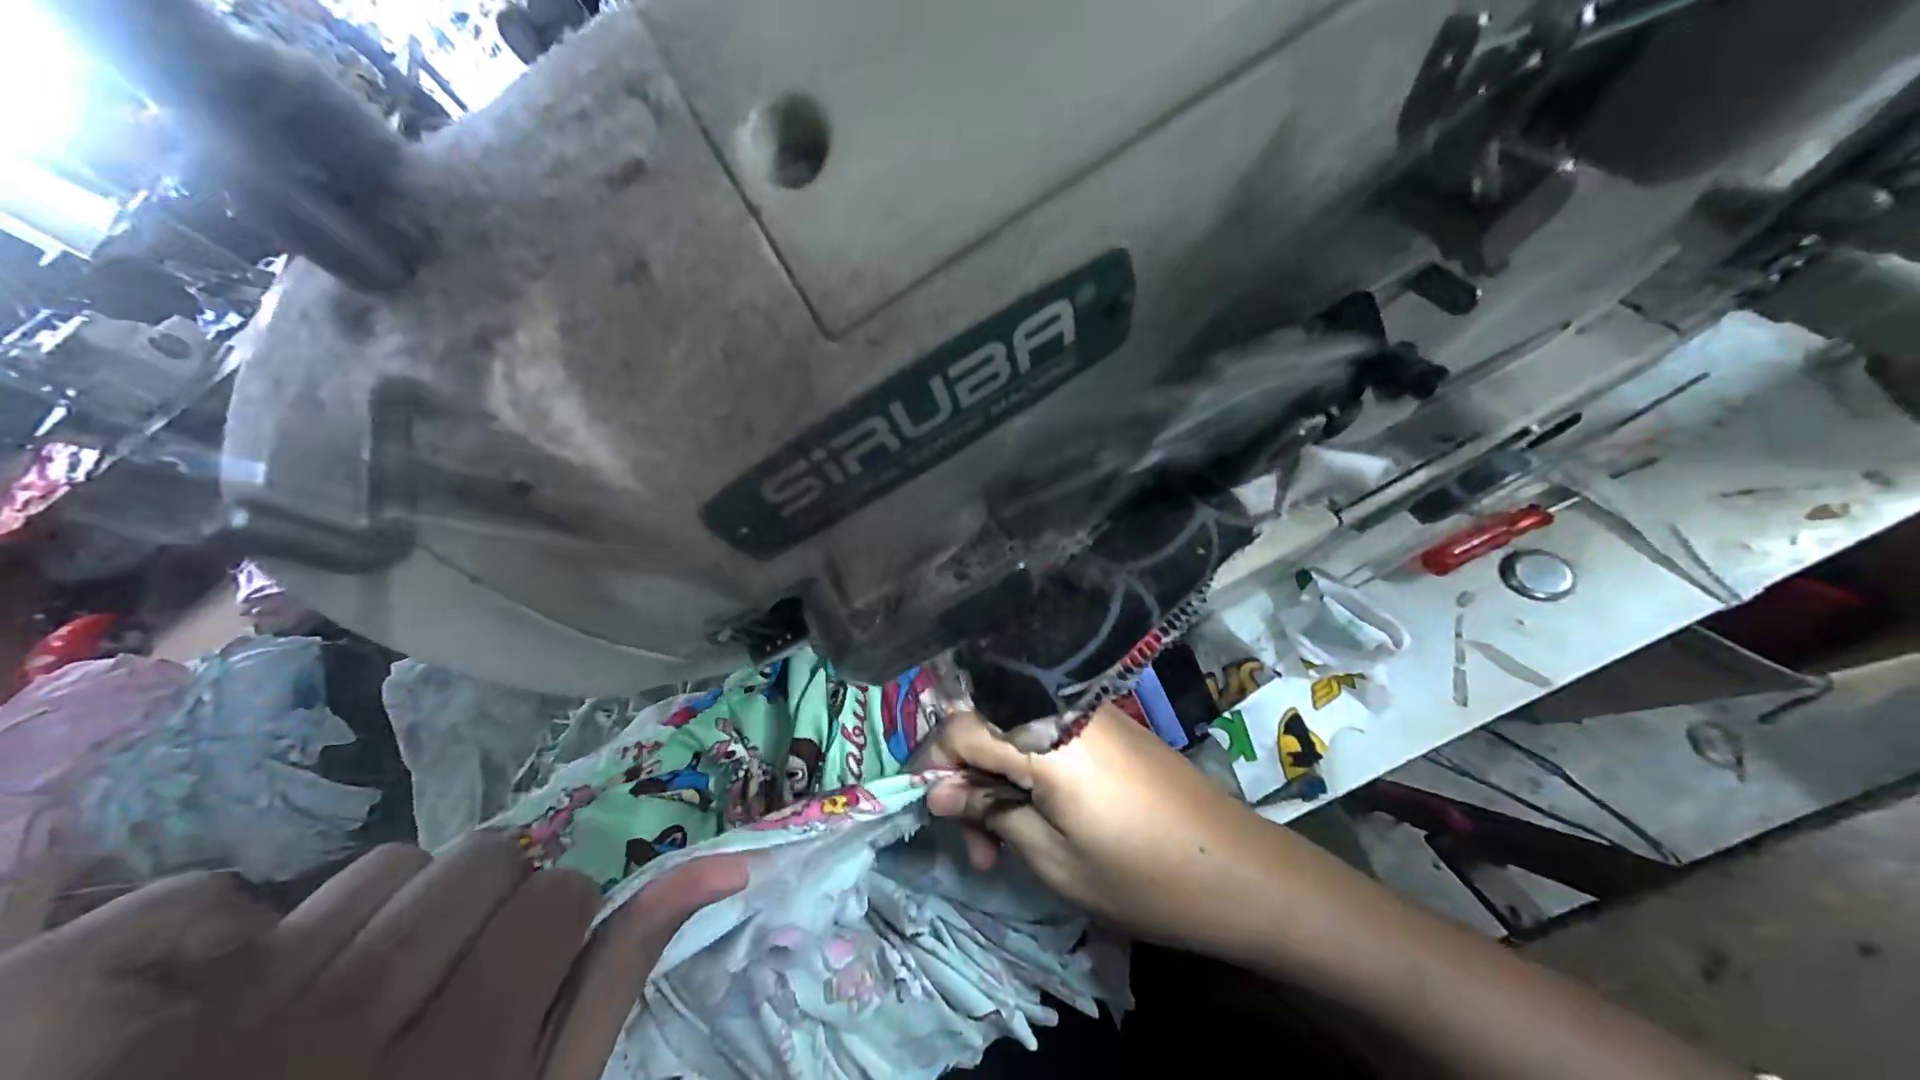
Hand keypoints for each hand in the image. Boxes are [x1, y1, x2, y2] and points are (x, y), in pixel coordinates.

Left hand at [0, 834, 747, 1079]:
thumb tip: (718, 866)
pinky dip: (241, 932)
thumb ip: (615, 980)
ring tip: (344, 993)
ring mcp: (214, 1017)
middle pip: (481, 860)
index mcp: (455, 1068)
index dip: (549, 924)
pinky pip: (224, 895)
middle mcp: (341, 1031)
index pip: (558, 896)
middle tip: (442, 980)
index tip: (520, 973)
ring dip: (383, 917)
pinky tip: (228, 1001)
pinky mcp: (82, 1006)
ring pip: (379, 867)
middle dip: (482, 906)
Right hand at [921, 706, 1283, 951]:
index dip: (933, 764)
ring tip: (1004, 844)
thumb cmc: (1141, 876)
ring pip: (1014, 732)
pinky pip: (1046, 734)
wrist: (1242, 872)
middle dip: (967, 780)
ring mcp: (1088, 713)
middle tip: (977, 847)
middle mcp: (1060, 707)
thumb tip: (937, 790)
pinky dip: (1028, 772)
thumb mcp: (1051, 856)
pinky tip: (1037, 817)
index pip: (960, 726)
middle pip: (985, 724)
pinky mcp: (1108, 727)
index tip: (931, 811)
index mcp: (1043, 733)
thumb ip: (989, 810)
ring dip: (997, 780)